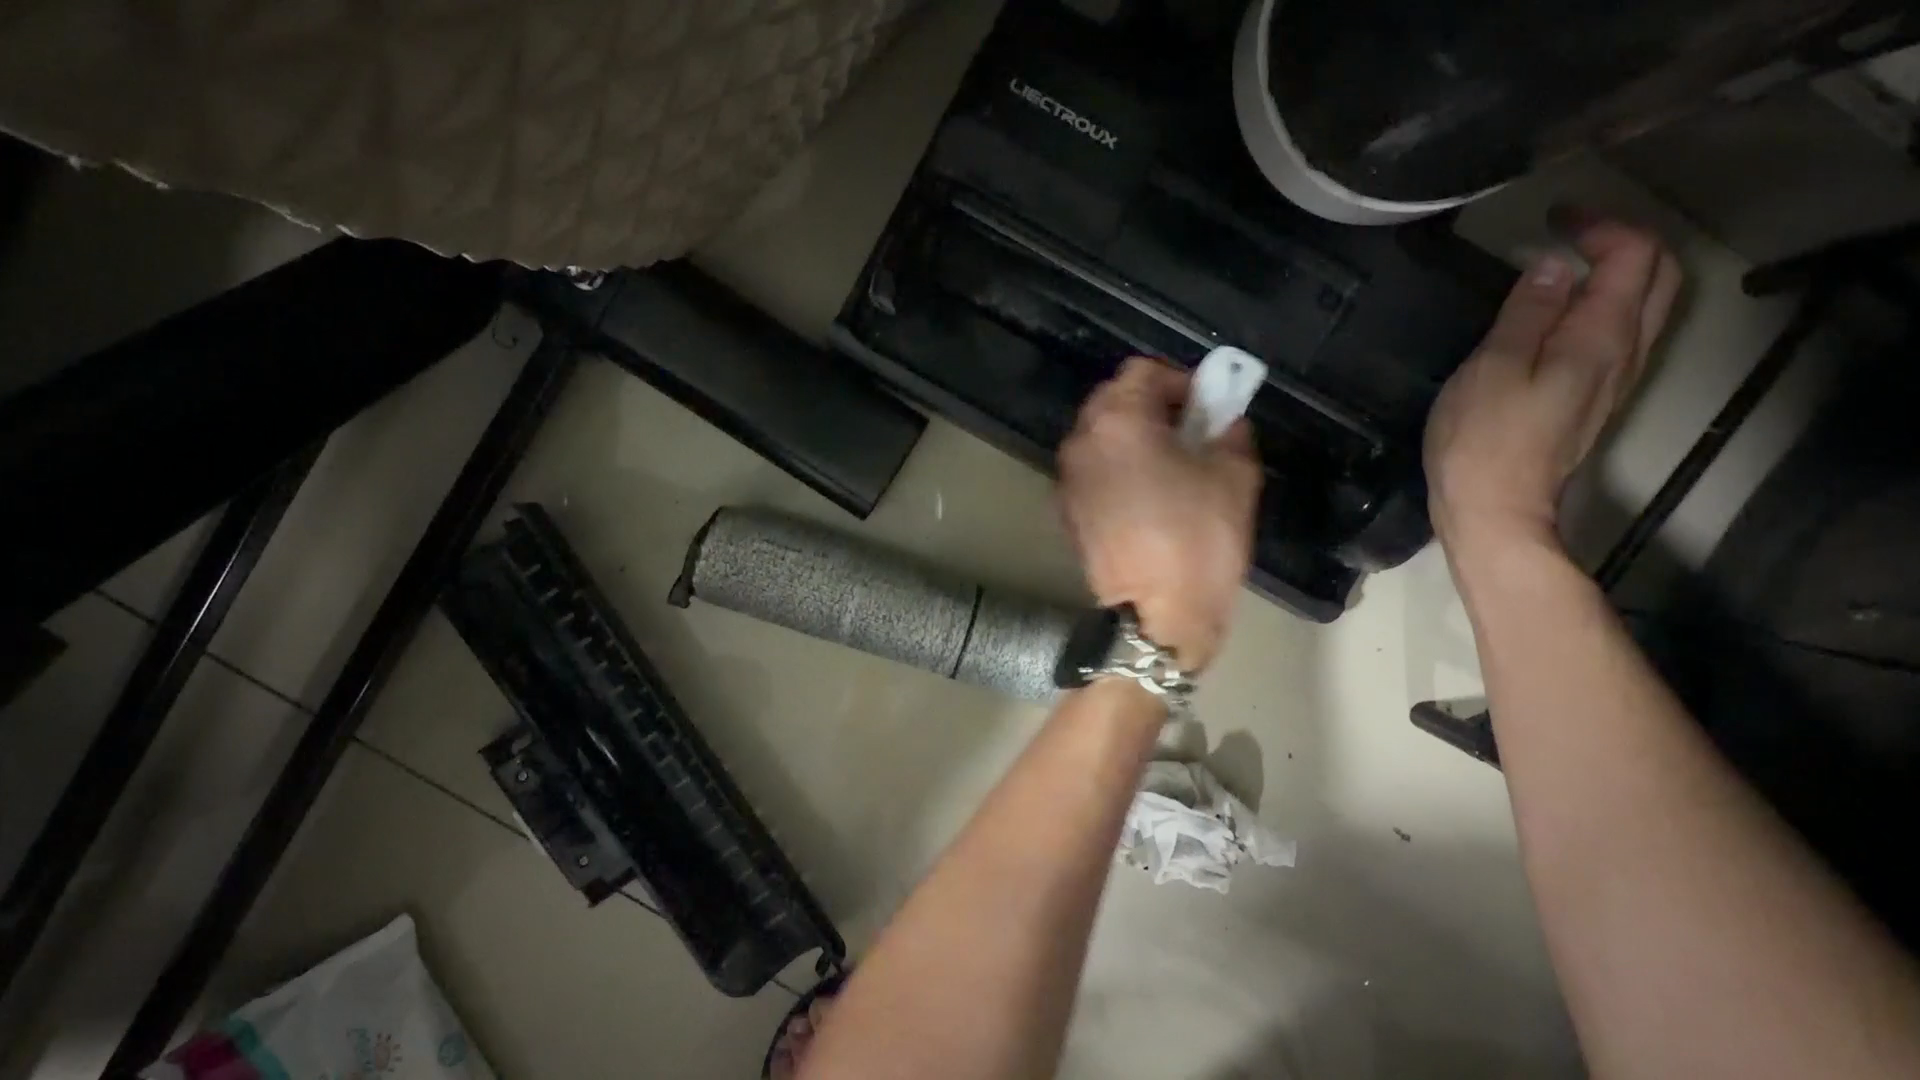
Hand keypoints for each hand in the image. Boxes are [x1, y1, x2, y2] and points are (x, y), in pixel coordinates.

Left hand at [1057, 357, 1263, 669]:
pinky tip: (1147, 496)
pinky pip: (1093, 471)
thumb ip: (1228, 431)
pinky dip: (1117, 468)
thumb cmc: (1199, 538)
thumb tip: (1221, 422)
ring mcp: (1067, 479)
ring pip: (1099, 437)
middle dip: (1151, 406)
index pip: (1141, 372)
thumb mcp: (1235, 474)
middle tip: (1190, 431)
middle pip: (1112, 400)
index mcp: (1118, 421)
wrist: (1155, 616)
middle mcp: (1081, 442)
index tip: (1206, 405)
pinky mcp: (1067, 512)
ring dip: (1132, 438)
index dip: (1179, 380)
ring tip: (1170, 465)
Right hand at [1425, 211, 1681, 562]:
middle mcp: (1624, 354)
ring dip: (1618, 272)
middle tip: (1571, 230)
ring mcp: (1613, 381)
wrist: (1495, 511)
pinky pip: (1620, 335)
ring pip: (1645, 307)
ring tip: (1566, 262)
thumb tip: (1554, 265)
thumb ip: (1528, 311)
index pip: (1633, 256)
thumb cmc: (1483, 439)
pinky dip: (1603, 305)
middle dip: (1624, 241)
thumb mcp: (1494, 366)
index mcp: (1601, 337)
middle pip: (1658, 278)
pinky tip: (1561, 311)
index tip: (1553, 216)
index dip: (1602, 225)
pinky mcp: (1592, 401)